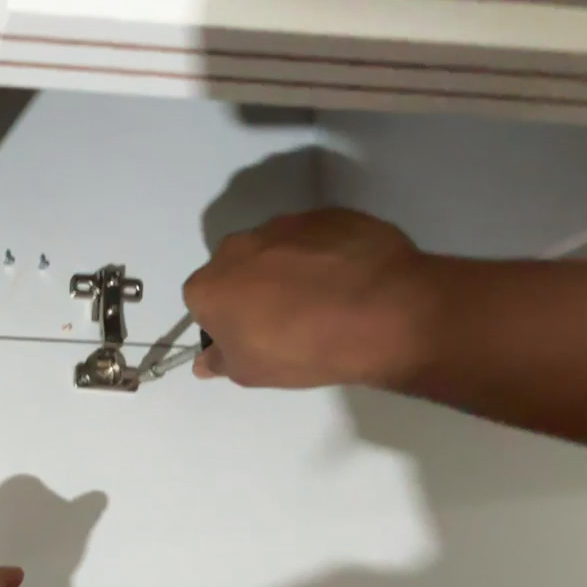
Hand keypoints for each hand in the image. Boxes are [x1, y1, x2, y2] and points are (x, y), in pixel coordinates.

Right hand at [184, 208, 439, 387]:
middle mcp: (235, 247)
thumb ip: (219, 361)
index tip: (248, 335)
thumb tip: (204, 360)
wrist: (384, 312)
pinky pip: (314, 237)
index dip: (224, 319)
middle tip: (283, 316)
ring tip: (322, 297)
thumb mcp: (249, 371)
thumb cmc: (300, 348)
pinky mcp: (328, 214)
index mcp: (207, 286)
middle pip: (234, 268)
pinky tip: (346, 279)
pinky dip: (322, 254)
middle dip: (251, 287)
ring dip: (287, 268)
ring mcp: (283, 225)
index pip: (202, 302)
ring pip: (274, 249)